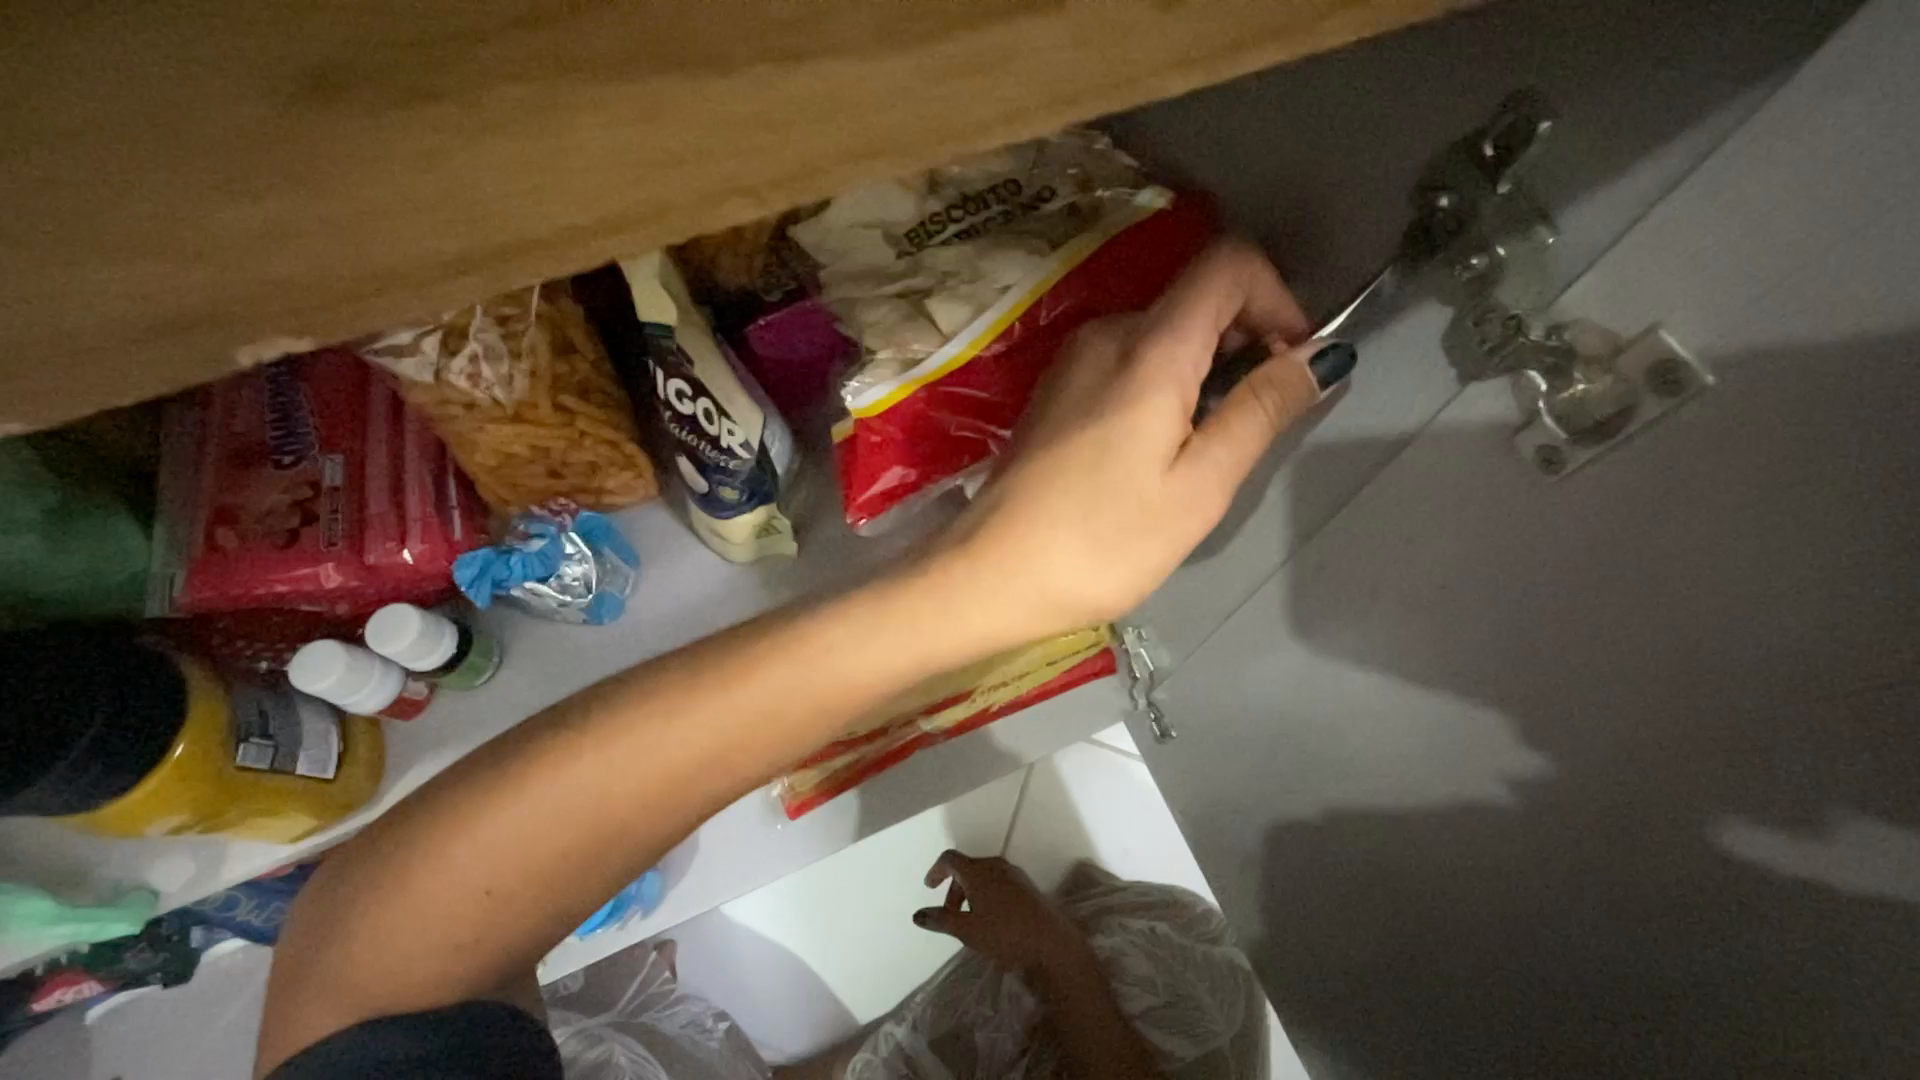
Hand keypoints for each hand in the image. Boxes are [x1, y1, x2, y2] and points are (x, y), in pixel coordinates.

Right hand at [911, 851, 1088, 972]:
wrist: (1051, 942)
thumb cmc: (1005, 934)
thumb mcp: (967, 931)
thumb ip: (941, 920)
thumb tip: (917, 915)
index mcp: (978, 872)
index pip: (950, 859)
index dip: (936, 871)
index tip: (929, 887)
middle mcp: (995, 866)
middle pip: (967, 868)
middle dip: (954, 889)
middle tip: (950, 916)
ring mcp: (1014, 874)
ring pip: (983, 876)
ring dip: (970, 894)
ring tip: (970, 921)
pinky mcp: (1026, 886)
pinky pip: (998, 882)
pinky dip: (986, 894)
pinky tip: (991, 920)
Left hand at [936, 239, 1346, 641]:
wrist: (990, 575)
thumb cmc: (1103, 542)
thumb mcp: (1200, 486)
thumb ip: (1260, 410)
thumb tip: (1320, 355)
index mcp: (1148, 347)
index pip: (1228, 263)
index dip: (1278, 297)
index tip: (1294, 361)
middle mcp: (1104, 334)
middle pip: (1194, 299)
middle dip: (1245, 340)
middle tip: (1255, 419)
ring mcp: (1071, 361)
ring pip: (1161, 334)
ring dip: (1204, 370)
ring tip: (1204, 448)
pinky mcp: (1053, 392)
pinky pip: (1126, 363)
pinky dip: (1162, 386)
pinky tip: (1156, 450)